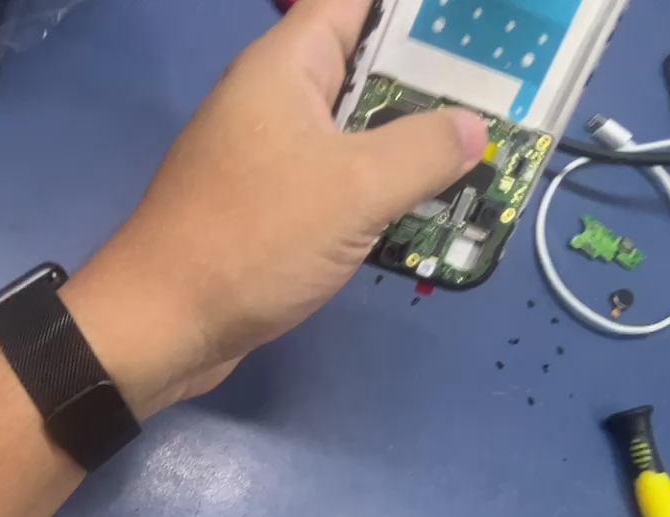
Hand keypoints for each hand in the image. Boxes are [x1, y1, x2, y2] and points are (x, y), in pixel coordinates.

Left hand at [63, 0, 485, 414]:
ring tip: (483, 162)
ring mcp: (263, 170)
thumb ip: (424, 149)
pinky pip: (329, 197)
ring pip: (351, 144)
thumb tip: (471, 130)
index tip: (489, 27)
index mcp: (284, 69)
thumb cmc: (250, 243)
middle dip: (434, 86)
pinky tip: (420, 220)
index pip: (360, 2)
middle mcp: (270, 109)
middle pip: (365, 74)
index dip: (425, 11)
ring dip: (408, 156)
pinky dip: (371, 205)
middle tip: (509, 100)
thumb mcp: (354, 187)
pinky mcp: (262, 224)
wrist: (159, 330)